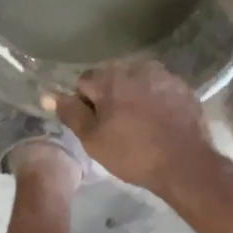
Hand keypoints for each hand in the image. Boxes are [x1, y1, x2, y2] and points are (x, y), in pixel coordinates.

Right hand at [43, 60, 220, 195]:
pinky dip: (157, 101)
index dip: (84, 102)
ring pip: (138, 82)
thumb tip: (47, 94)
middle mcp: (137, 68)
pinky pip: (161, 89)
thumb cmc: (133, 153)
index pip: (84, 81)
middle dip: (111, 97)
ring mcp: (164, 76)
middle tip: (116, 127)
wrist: (186, 164)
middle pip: (113, 78)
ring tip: (141, 125)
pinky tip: (161, 123)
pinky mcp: (184, 88)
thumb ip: (71, 113)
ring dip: (135, 96)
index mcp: (110, 78)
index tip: (94, 125)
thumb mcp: (93, 139)